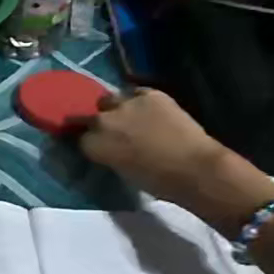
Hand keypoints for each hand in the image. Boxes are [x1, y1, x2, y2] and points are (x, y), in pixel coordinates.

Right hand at [77, 89, 273, 235]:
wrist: (194, 168)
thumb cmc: (157, 181)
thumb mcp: (120, 171)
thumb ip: (107, 154)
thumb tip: (108, 147)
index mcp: (92, 145)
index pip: (79, 137)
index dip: (89, 140)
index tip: (97, 145)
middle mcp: (102, 121)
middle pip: (89, 116)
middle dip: (97, 122)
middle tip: (112, 131)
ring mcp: (126, 104)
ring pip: (110, 99)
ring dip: (115, 107)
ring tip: (129, 116)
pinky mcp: (149, 94)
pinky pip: (136, 92)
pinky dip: (140, 100)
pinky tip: (149, 109)